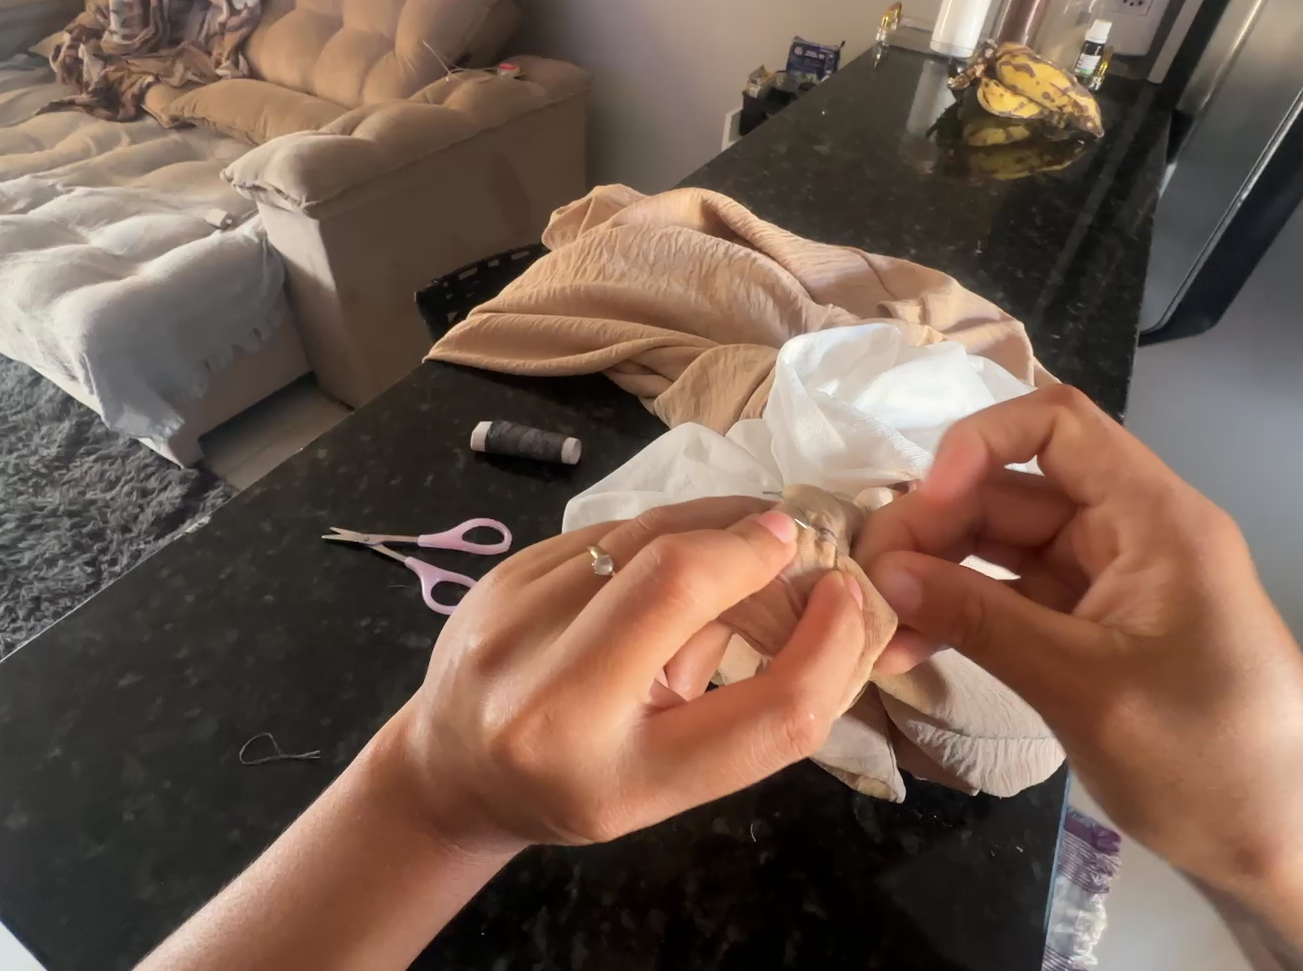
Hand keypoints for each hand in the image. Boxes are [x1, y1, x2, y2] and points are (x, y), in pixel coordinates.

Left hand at [141, 498, 871, 970]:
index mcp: (620, 778)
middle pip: (679, 582)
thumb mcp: (671, 771)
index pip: (768, 713)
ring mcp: (513, 623)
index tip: (847, 597)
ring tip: (746, 531)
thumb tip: (812, 587)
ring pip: (642, 534)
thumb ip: (748, 692)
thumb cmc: (579, 782)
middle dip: (752, 545)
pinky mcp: (504, 573)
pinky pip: (609, 528)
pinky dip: (663, 527)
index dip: (833, 645)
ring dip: (714, 520)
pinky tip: (680, 541)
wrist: (455, 764)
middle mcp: (554, 703)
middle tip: (788, 538)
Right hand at [854, 386, 1302, 968]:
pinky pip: (999, 594)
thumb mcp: (1085, 688)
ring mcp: (1098, 577)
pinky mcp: (1079, 622)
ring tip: (880, 620)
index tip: (926, 504)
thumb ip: (978, 620)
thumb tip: (883, 575)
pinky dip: (953, 613)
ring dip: (931, 574)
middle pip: (1006, 489)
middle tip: (871, 580)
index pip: (1056, 425)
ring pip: (993, 543)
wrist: (1287, 863)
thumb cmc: (1212, 766)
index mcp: (1154, 518)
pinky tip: (907, 645)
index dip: (978, 444)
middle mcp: (1123, 530)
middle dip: (932, 526)